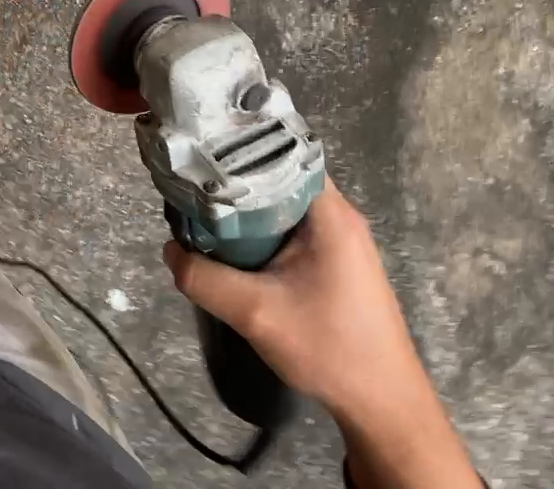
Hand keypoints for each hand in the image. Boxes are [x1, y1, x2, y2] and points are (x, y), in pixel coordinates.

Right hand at [163, 182, 478, 487]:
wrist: (383, 406)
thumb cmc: (329, 348)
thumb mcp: (254, 312)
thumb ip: (203, 278)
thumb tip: (170, 250)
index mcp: (329, 213)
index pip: (280, 151)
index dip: (238, 146)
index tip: (199, 152)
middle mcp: (337, 215)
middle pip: (276, 177)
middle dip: (232, 181)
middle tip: (190, 188)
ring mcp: (338, 239)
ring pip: (279, 205)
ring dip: (244, 211)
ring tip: (202, 216)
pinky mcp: (334, 261)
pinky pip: (287, 228)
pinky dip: (258, 231)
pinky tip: (231, 248)